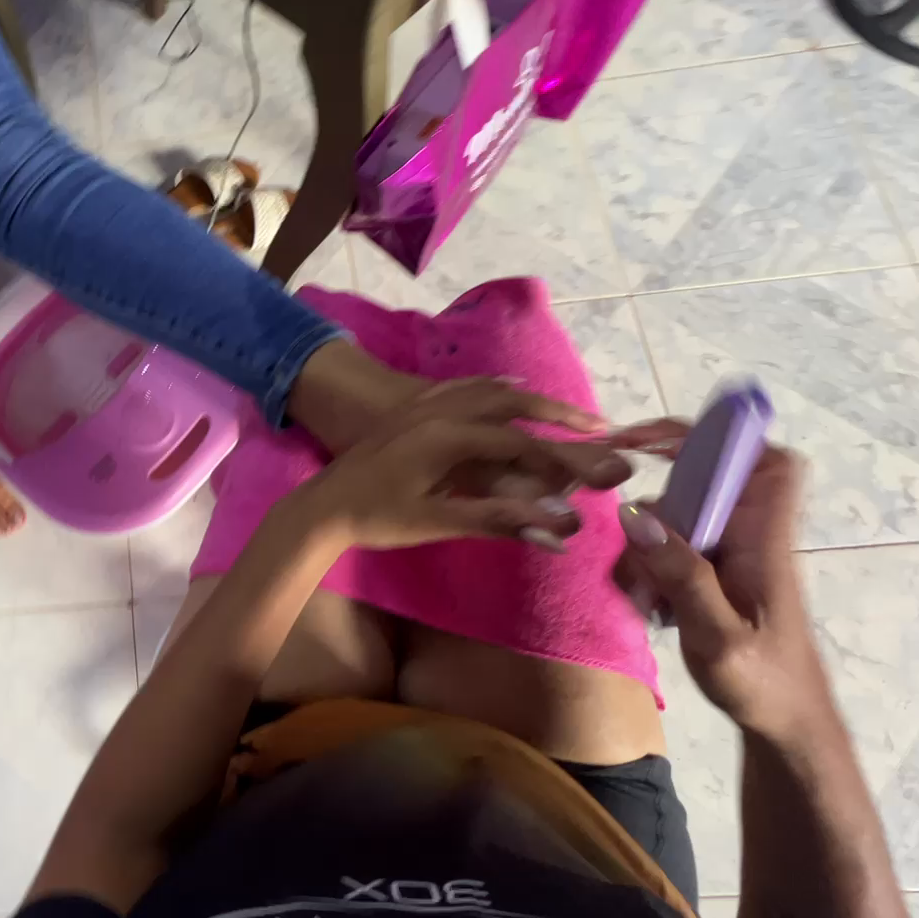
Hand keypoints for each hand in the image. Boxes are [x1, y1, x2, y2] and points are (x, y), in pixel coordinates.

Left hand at [290, 383, 631, 552]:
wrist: (320, 506)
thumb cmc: (374, 517)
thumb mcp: (435, 521)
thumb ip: (496, 520)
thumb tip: (559, 529)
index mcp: (445, 436)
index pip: (517, 442)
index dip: (560, 460)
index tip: (598, 474)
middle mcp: (436, 412)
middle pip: (507, 403)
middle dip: (554, 414)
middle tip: (598, 427)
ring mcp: (418, 409)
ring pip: (482, 391)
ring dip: (524, 398)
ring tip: (559, 410)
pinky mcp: (406, 414)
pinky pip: (457, 389)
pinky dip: (486, 388)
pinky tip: (496, 388)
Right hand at [610, 419, 836, 741]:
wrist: (787, 727)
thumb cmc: (764, 685)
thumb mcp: (717, 636)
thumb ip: (681, 575)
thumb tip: (635, 511)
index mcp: (765, 542)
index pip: (770, 464)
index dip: (725, 436)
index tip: (664, 436)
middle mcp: (749, 537)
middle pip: (710, 476)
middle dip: (662, 470)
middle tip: (612, 477)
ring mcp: (728, 555)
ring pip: (679, 513)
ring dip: (644, 533)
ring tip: (632, 582)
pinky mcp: (709, 573)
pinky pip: (668, 544)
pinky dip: (643, 560)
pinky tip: (638, 597)